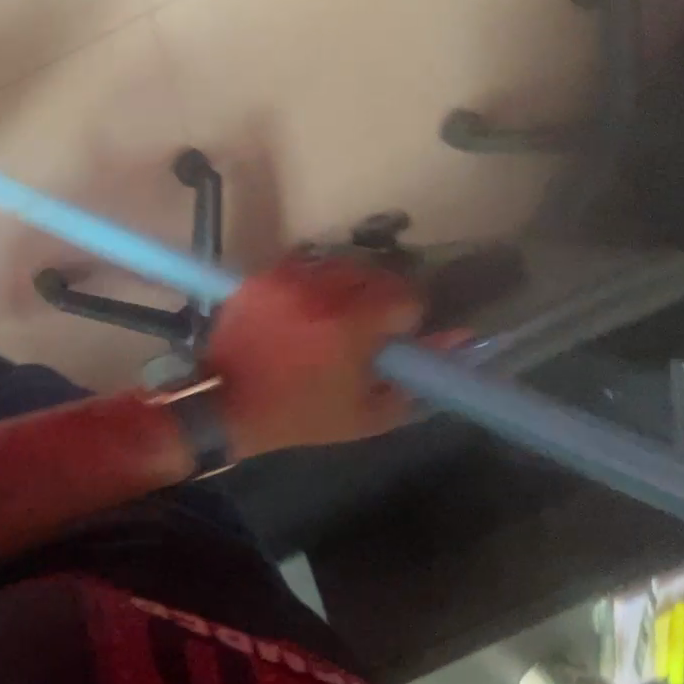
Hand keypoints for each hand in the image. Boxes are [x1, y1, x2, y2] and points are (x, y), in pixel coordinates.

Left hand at [204, 255, 428, 456]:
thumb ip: (417, 376)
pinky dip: (308, 283)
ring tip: (331, 318)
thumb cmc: (298, 418)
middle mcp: (318, 291)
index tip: (392, 339)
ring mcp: (283, 282)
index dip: (405, 319)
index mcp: (350, 323)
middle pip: (372, 274)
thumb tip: (458, 338)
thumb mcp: (367, 413)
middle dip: (376, 298)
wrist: (225, 409)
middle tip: (364, 328)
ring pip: (335, 265)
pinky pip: (298, 267)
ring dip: (343, 287)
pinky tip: (303, 309)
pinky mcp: (257, 281)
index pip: (405, 296)